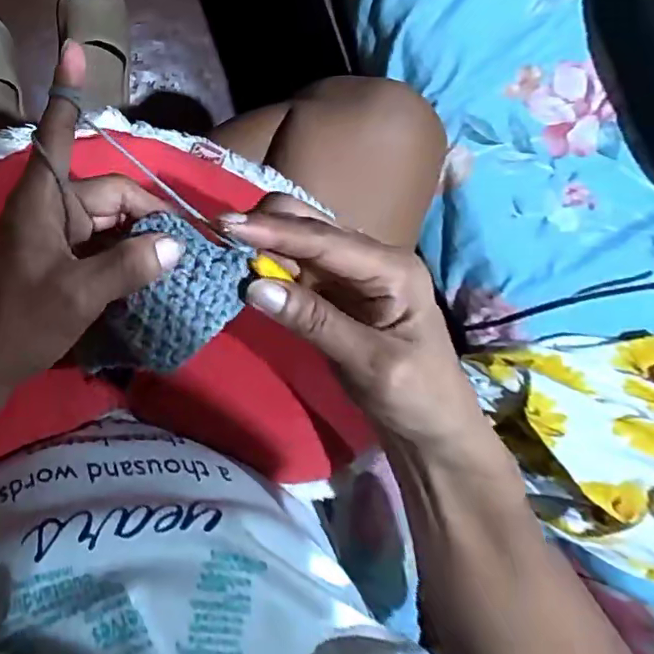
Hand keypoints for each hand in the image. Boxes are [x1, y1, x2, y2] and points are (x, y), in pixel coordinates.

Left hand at [0, 42, 182, 392]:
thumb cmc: (21, 322)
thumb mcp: (78, 295)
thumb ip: (128, 266)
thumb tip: (175, 242)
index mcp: (42, 199)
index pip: (57, 133)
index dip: (67, 93)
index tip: (73, 50)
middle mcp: (48, 204)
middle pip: (108, 190)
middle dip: (147, 212)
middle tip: (189, 245)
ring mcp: (53, 230)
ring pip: (109, 217)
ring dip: (139, 235)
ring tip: (177, 261)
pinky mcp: (57, 253)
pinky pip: (100, 240)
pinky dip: (125, 251)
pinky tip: (152, 270)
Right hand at [223, 195, 487, 452]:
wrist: (434, 431)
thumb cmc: (417, 398)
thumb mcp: (371, 365)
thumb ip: (314, 321)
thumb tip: (253, 286)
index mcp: (392, 268)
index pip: (323, 239)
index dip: (273, 230)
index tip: (226, 225)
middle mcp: (369, 257)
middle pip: (307, 222)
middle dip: (264, 223)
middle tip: (219, 235)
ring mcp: (347, 270)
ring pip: (294, 236)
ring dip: (260, 239)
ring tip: (222, 248)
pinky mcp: (329, 287)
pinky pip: (290, 262)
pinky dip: (264, 260)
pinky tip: (242, 266)